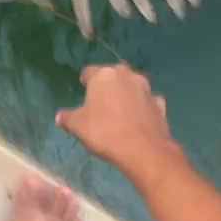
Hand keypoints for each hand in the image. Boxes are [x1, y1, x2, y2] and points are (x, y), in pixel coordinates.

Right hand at [57, 64, 180, 174]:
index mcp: (103, 75)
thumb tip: (60, 116)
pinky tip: (137, 119)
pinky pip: (147, 101)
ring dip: (125, 94)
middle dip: (107, 86)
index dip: (85, 82)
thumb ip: (67, 118)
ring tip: (119, 111)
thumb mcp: (77, 126)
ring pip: (132, 86)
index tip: (83, 91)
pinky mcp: (160, 103)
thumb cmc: (104, 131)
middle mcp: (126, 75)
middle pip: (113, 75)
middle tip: (100, 102)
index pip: (89, 72)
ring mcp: (146, 88)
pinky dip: (142, 106)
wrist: (142, 148)